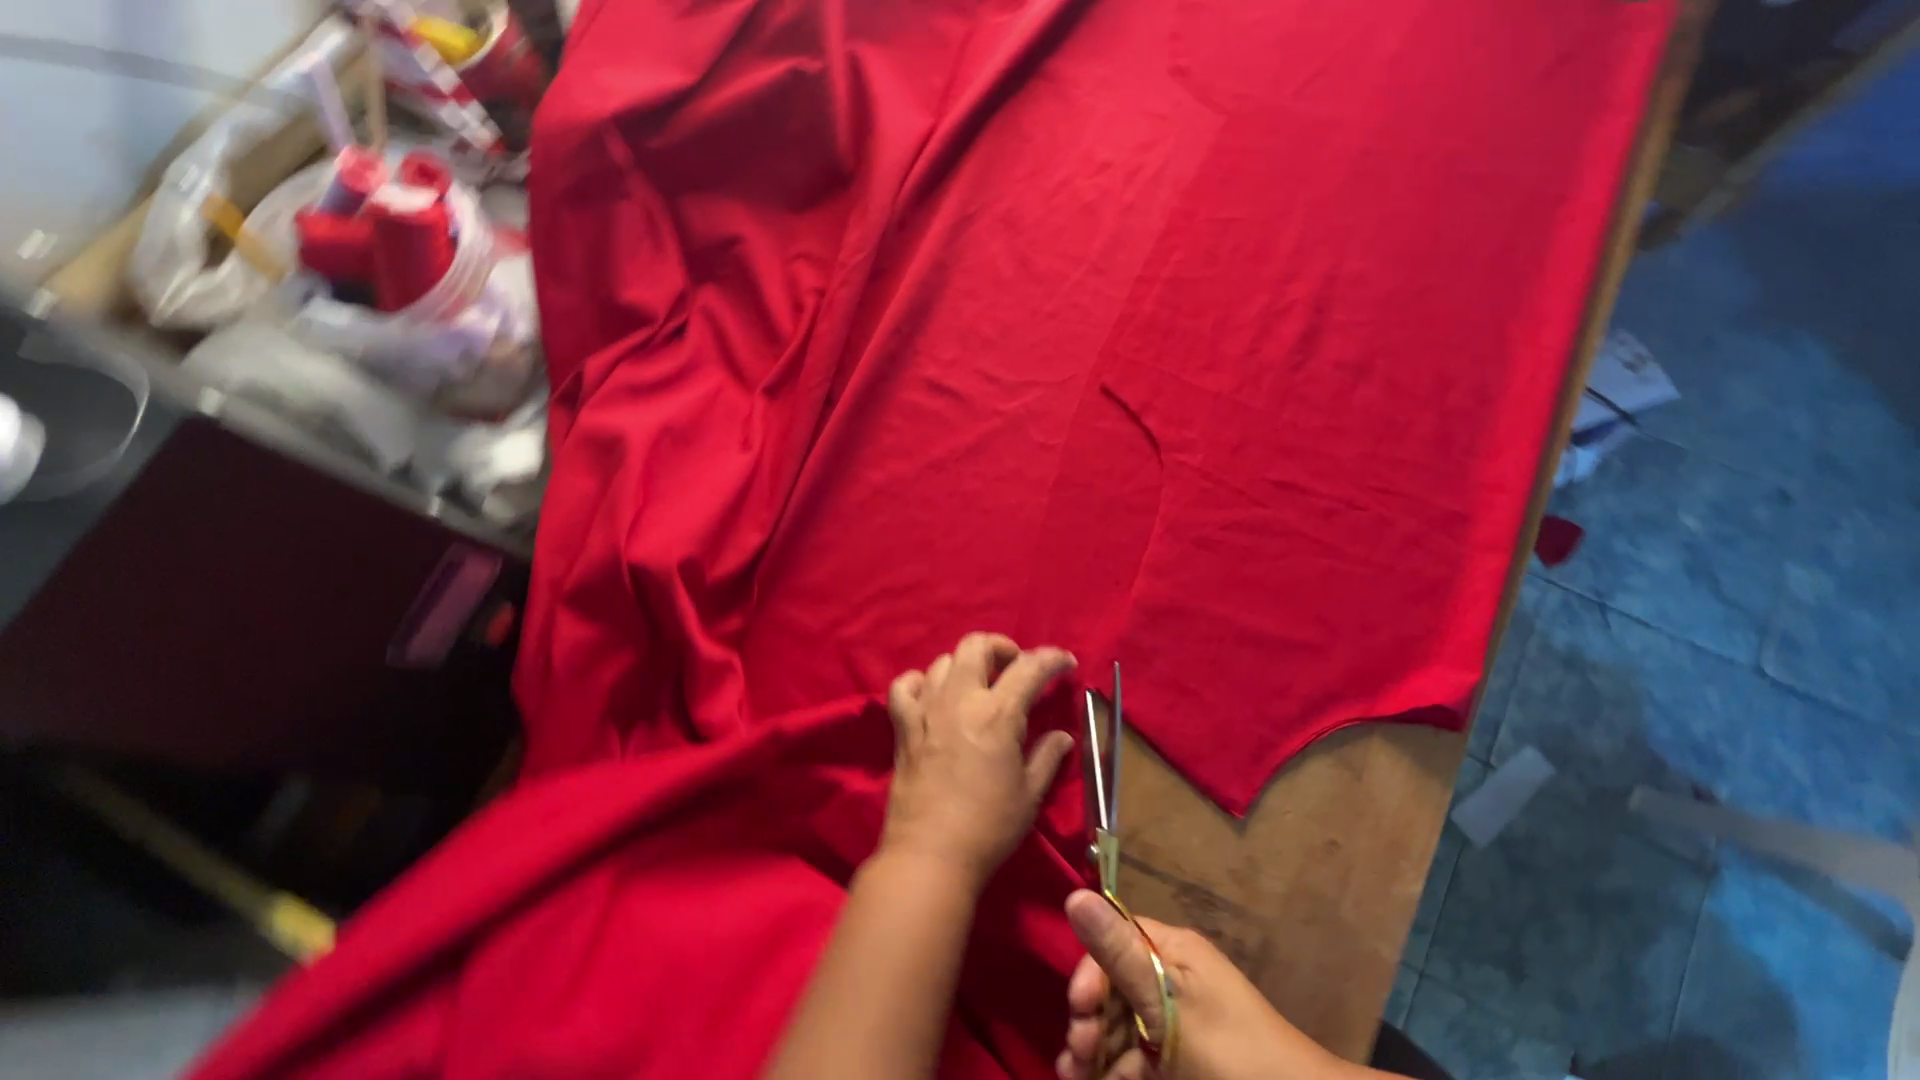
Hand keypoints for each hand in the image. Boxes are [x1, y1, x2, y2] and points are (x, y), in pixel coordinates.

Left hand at [880, 632, 1076, 889]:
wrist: (930, 855)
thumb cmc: (988, 827)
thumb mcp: (1029, 794)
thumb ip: (1047, 757)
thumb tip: (1061, 736)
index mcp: (998, 714)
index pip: (1029, 667)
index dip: (1051, 659)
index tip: (1065, 664)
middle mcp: (960, 700)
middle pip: (976, 646)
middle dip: (1001, 648)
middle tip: (1016, 669)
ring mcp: (926, 710)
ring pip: (942, 662)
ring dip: (965, 666)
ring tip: (978, 687)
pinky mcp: (903, 728)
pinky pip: (904, 687)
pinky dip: (919, 682)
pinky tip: (932, 695)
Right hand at [1060, 891, 1366, 1079]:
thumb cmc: (1231, 1054)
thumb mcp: (1168, 1004)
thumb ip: (1118, 955)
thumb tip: (1075, 895)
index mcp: (1173, 952)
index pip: (1113, 941)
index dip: (1090, 973)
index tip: (1079, 1006)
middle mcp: (1169, 979)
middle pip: (1109, 988)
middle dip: (1088, 1019)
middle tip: (1079, 1053)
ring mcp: (1172, 1023)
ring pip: (1115, 1027)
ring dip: (1091, 1050)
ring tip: (1075, 1075)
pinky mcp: (1174, 1061)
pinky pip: (1131, 1056)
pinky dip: (1110, 1069)